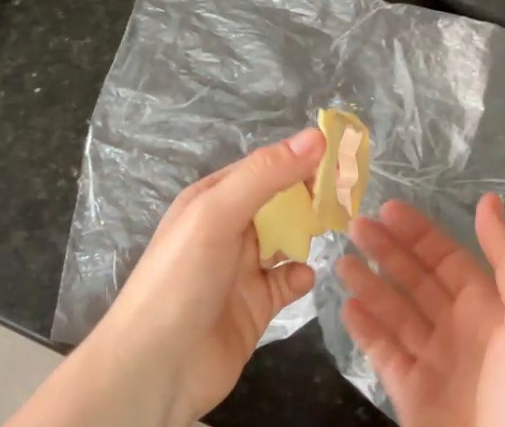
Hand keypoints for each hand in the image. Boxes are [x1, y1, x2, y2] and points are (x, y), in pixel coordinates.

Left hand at [9, 127, 325, 426]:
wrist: (156, 366)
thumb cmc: (181, 277)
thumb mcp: (217, 213)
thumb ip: (265, 175)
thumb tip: (316, 137)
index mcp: (213, 198)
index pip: (263, 167)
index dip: (299, 159)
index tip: (340, 156)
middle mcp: (228, 228)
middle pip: (278, 201)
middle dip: (310, 195)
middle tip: (348, 195)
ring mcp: (241, 268)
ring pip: (286, 239)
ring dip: (308, 232)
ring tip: (335, 228)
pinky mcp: (255, 306)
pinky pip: (288, 281)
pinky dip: (301, 276)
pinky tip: (305, 276)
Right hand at [339, 194, 504, 426]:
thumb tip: (489, 200)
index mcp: (494, 311)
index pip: (451, 260)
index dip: (420, 233)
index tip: (387, 208)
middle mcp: (463, 332)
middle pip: (418, 281)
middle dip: (388, 250)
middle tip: (355, 224)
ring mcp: (436, 365)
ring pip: (396, 313)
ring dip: (370, 284)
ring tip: (342, 261)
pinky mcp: (413, 396)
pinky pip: (384, 354)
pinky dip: (365, 330)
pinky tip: (347, 306)